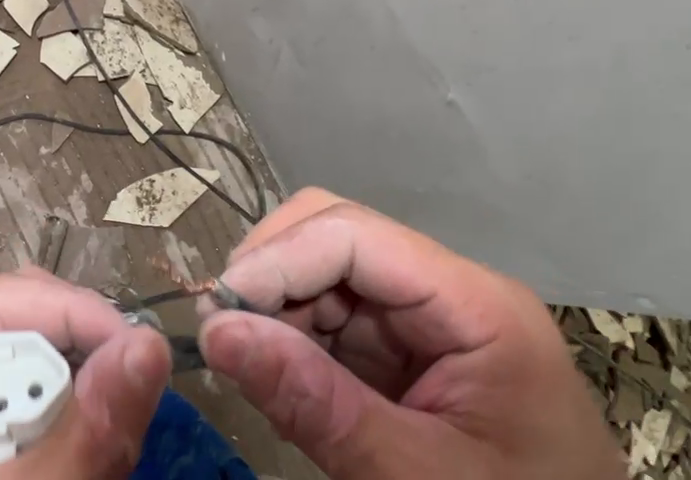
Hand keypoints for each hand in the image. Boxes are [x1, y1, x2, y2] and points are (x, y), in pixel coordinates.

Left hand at [0, 268, 172, 479]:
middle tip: (126, 409)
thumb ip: (85, 434)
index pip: (2, 304)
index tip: (138, 355)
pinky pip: (13, 398)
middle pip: (13, 325)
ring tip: (103, 440)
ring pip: (21, 360)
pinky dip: (55, 416)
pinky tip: (73, 455)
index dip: (75, 313)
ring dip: (74, 388)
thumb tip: (148, 344)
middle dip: (80, 353)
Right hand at [200, 189, 620, 479]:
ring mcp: (428, 318)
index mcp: (475, 305)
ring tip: (257, 374)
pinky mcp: (409, 348)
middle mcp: (449, 291)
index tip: (216, 314)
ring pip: (324, 272)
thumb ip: (317, 405)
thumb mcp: (416, 479)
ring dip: (277, 311)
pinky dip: (295, 342)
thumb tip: (215, 333)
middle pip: (336, 235)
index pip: (353, 235)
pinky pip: (333, 317)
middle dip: (272, 275)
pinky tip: (286, 385)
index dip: (276, 260)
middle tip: (226, 339)